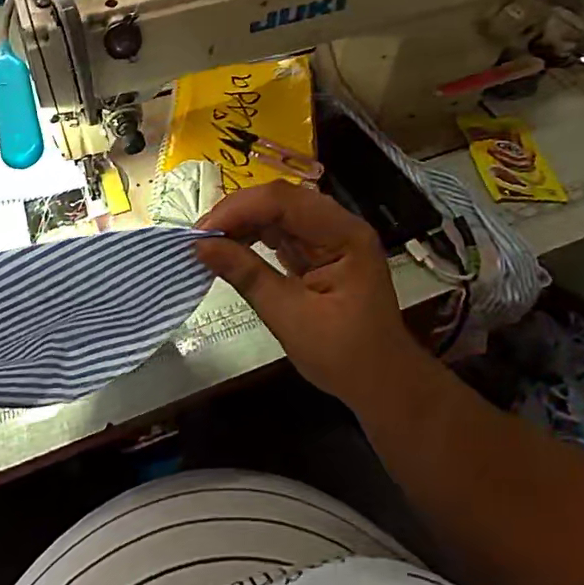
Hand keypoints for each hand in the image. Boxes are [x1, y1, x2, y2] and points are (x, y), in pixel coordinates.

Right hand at [196, 182, 427, 408]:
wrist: (383, 384)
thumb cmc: (344, 356)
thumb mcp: (290, 317)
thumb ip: (247, 276)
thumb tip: (201, 247)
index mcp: (344, 234)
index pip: (285, 201)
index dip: (239, 209)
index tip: (202, 232)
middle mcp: (340, 225)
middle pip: (282, 200)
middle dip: (238, 212)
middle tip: (200, 237)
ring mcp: (331, 236)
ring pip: (279, 212)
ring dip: (243, 223)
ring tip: (209, 242)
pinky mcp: (321, 250)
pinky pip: (283, 231)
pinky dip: (255, 237)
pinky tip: (231, 246)